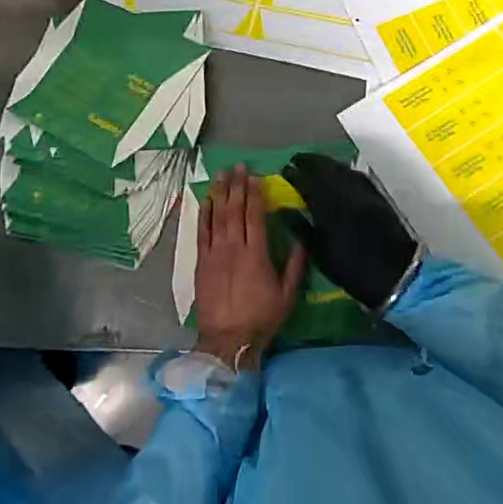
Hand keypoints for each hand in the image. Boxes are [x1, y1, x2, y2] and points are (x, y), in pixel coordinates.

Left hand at [194, 165, 305, 369]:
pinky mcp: (201, 261)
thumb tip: (301, 240)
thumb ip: (295, 266)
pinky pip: (201, 231)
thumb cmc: (261, 318)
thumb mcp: (287, 295)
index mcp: (256, 254)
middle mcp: (233, 247)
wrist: (227, 337)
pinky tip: (206, 199)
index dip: (254, 194)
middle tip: (238, 167)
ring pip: (217, 216)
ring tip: (222, 174)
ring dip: (219, 193)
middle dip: (237, 186)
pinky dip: (204, 213)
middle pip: (234, 210)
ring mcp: (214, 252)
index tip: (255, 177)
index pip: (254, 215)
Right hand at [279, 153, 418, 311]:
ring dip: (326, 164)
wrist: (397, 275)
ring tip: (315, 166)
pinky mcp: (378, 196)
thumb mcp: (319, 252)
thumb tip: (284, 210)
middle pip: (324, 167)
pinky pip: (356, 175)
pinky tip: (339, 176)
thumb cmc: (352, 268)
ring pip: (342, 168)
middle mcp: (345, 192)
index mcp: (328, 205)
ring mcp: (364, 192)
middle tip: (296, 162)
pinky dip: (343, 171)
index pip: (306, 180)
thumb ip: (300, 227)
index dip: (293, 174)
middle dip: (308, 161)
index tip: (284, 171)